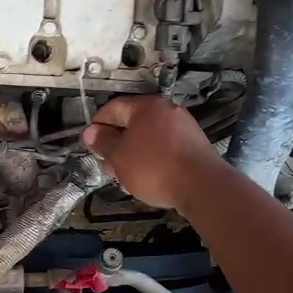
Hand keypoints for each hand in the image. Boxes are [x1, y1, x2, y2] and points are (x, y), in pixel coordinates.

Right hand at [82, 95, 227, 210]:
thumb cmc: (154, 166)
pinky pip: (165, 150)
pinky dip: (152, 161)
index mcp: (147, 106)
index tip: (89, 145)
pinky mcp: (195, 147)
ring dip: (133, 157)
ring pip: (148, 139)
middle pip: (132, 124)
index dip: (97, 125)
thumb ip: (103, 143)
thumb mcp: (119, 156)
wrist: (202, 186)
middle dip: (116, 146)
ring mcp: (184, 128)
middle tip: (108, 168)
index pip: (113, 108)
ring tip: (126, 179)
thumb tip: (91, 132)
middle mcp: (167, 111)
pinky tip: (147, 180)